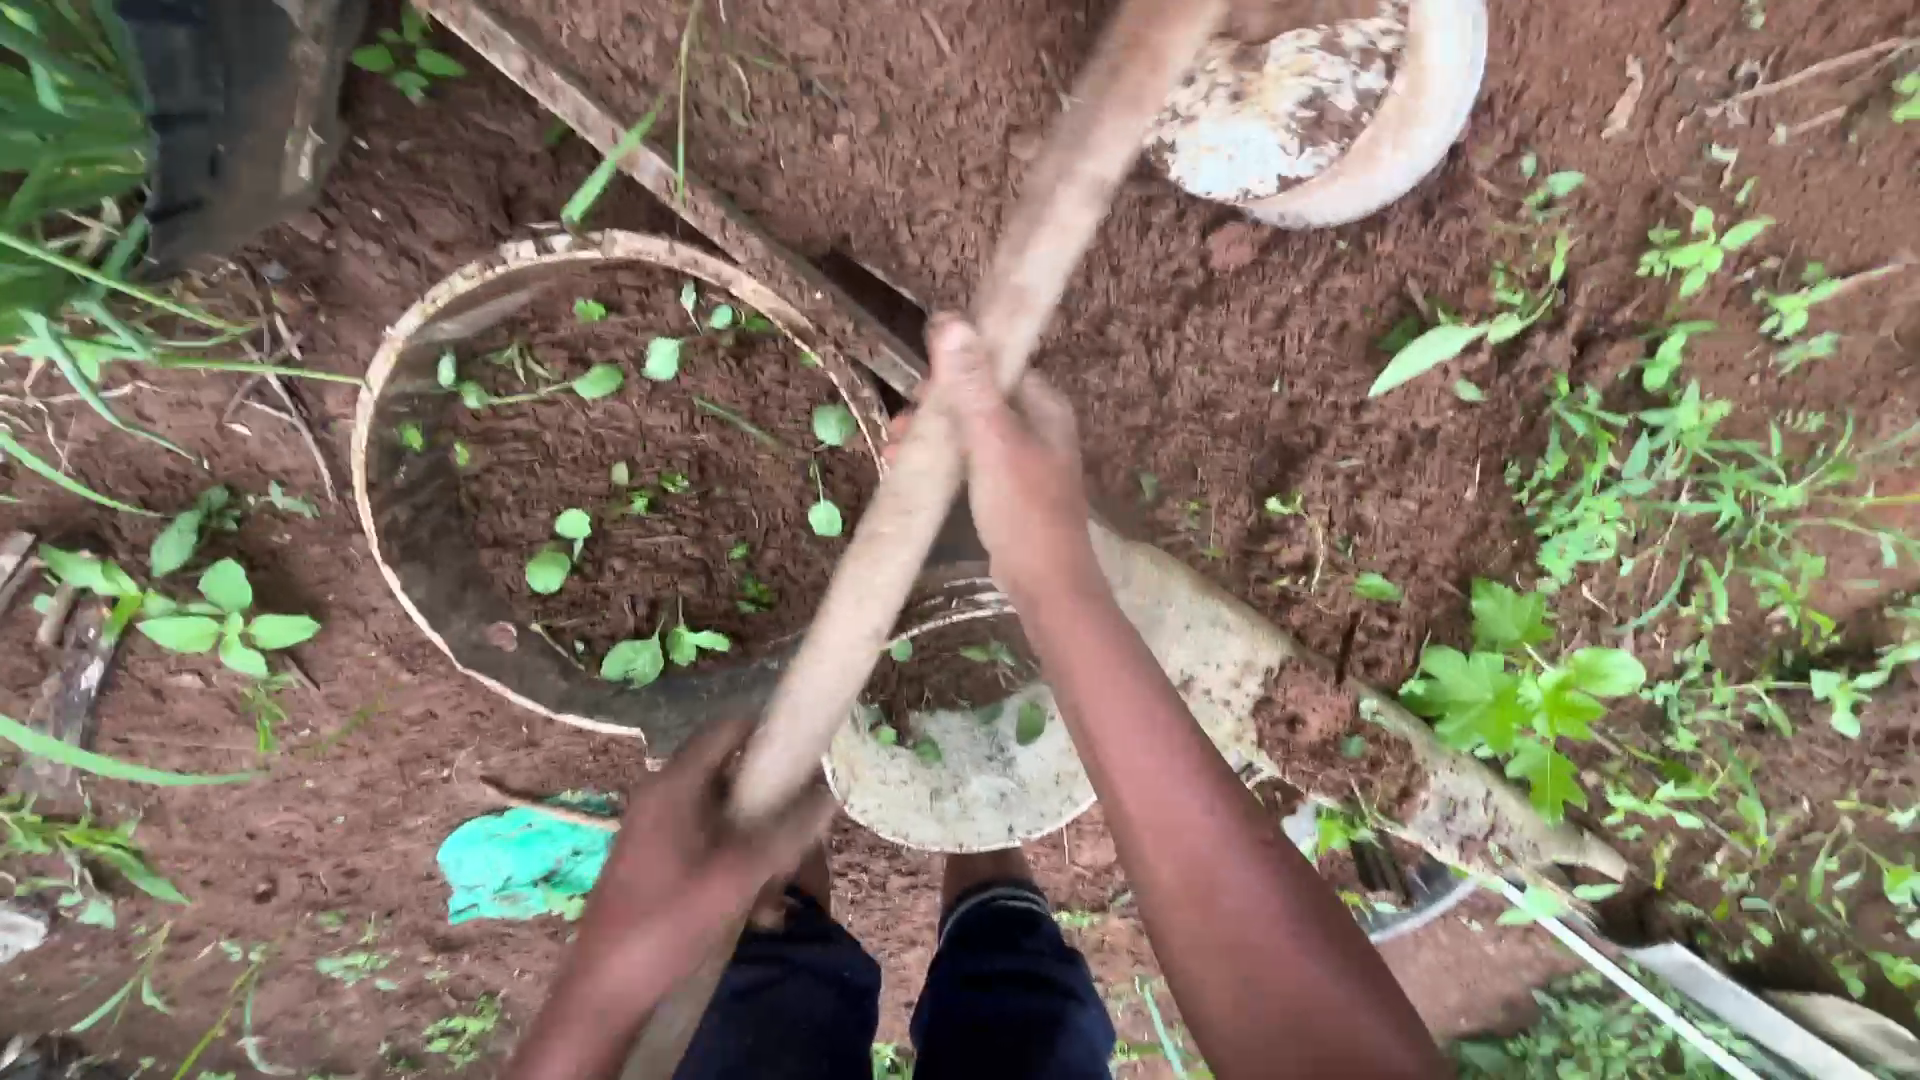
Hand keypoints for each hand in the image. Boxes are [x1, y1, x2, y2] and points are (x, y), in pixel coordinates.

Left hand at [570, 715, 835, 988]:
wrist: (601, 994)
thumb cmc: (667, 925)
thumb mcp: (738, 876)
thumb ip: (789, 829)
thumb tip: (832, 790)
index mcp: (673, 785)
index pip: (728, 727)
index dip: (771, 730)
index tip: (809, 750)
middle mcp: (662, 794)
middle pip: (731, 770)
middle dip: (772, 795)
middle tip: (803, 824)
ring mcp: (655, 825)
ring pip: (723, 808)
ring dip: (758, 833)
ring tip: (782, 876)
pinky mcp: (655, 855)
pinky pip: (707, 836)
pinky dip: (736, 854)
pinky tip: (756, 901)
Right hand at [923, 314, 1100, 601]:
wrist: (1045, 583)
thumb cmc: (1024, 510)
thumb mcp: (994, 443)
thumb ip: (971, 387)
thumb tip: (949, 321)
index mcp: (1044, 407)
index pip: (997, 367)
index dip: (957, 370)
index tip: (920, 388)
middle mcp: (1037, 428)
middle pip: (978, 399)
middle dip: (935, 410)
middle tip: (900, 427)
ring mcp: (1022, 461)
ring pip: (969, 433)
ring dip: (933, 437)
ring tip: (895, 451)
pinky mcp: (1006, 491)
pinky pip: (969, 463)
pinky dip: (942, 463)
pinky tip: (912, 472)